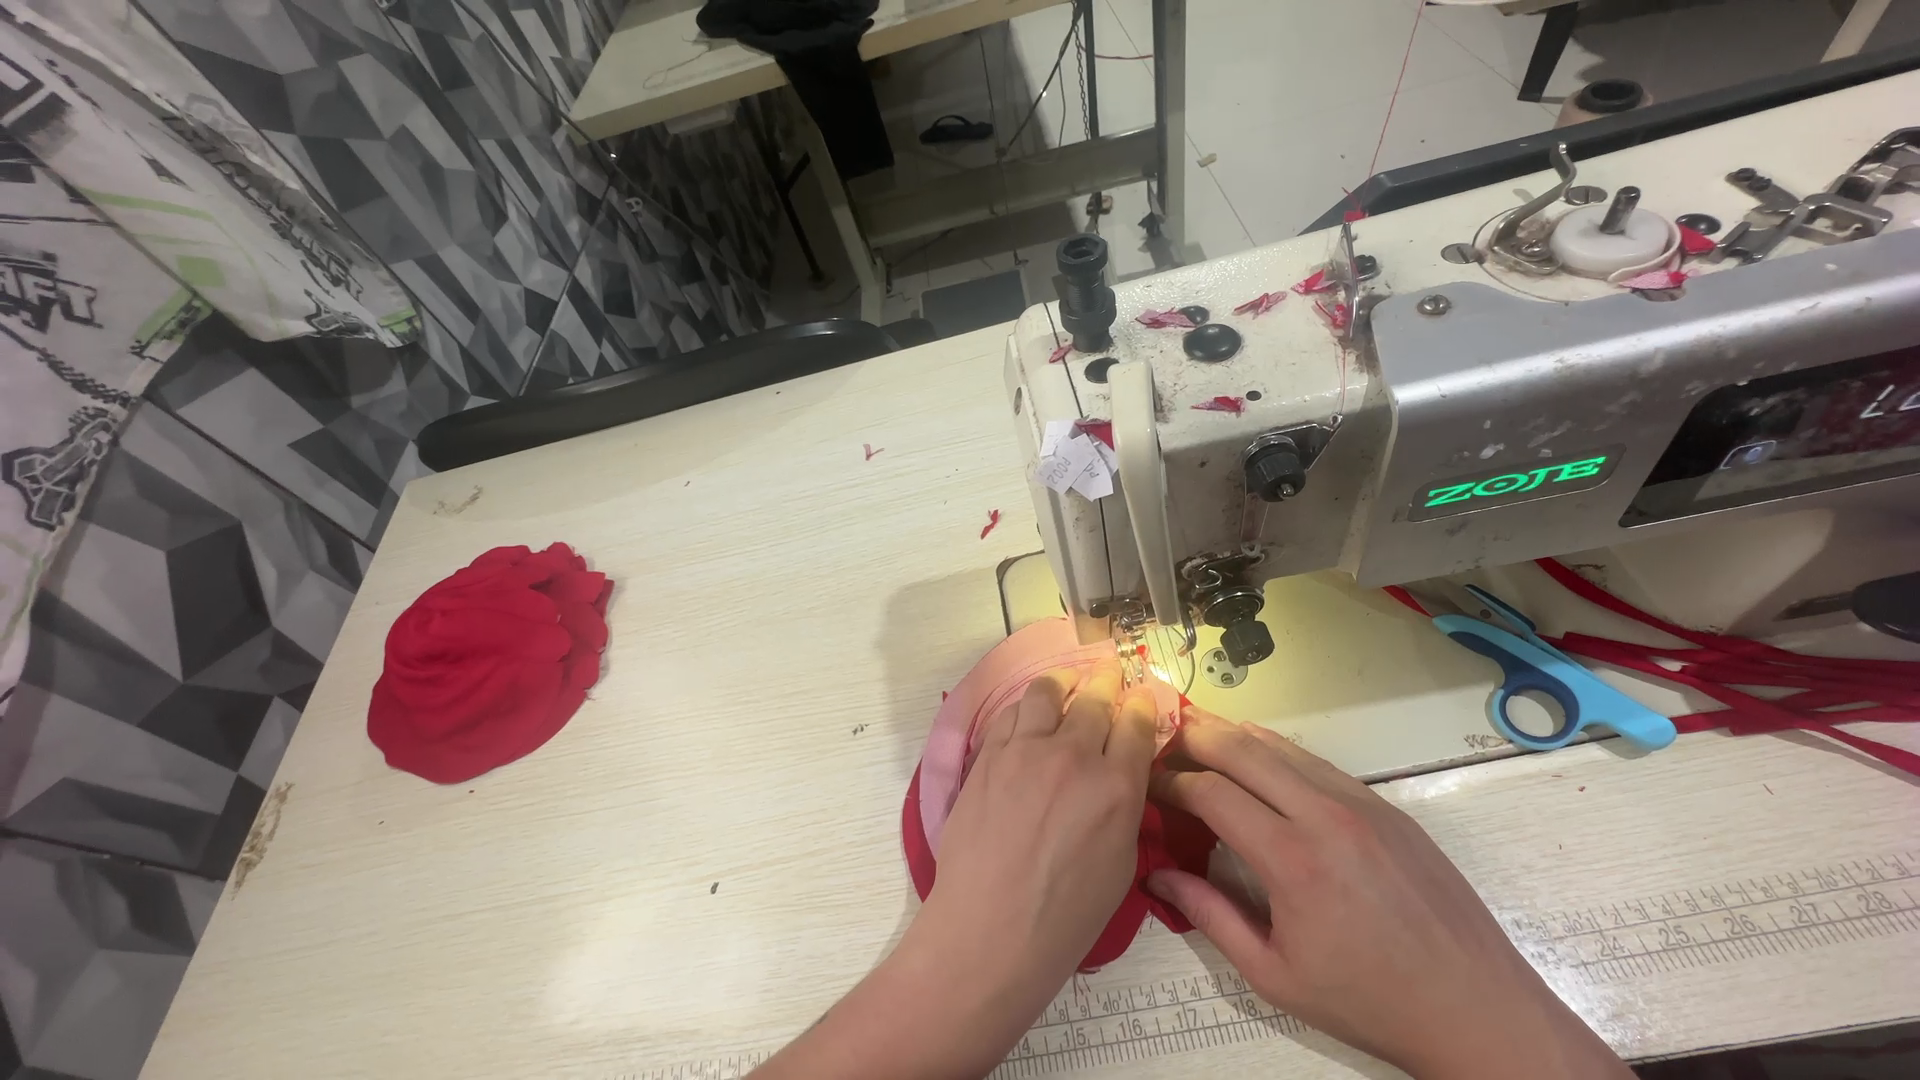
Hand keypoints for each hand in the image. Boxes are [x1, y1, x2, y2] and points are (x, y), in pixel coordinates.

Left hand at [755, 662, 1156, 1079]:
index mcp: (1117, 786)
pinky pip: (1009, 714)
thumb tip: (1120, 774)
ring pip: (1046, 693)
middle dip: (1106, 684)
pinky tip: (1028, 710)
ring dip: (1062, 683)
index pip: (1136, 724)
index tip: (1140, 696)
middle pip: (1094, 700)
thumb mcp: (1121, 864)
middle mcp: (1074, 756)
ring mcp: (1025, 751)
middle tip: (1109, 677)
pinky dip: (1024, 706)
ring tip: (1065, 682)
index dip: (1141, 705)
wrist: (990, 927)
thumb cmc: (1066, 914)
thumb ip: (1124, 807)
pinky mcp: (987, 756)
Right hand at [1148, 709, 1632, 1079]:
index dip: (1170, 780)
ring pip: (1281, 745)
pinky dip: (1276, 751)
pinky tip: (1259, 761)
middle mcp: (1324, 815)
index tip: (1147, 782)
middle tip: (1162, 737)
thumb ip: (1209, 916)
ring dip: (1234, 733)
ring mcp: (1361, 803)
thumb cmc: (1367, 1000)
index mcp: (1291, 860)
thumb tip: (1157, 874)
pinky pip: (1317, 762)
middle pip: (1242, 748)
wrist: (1477, 1009)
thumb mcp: (1274, 975)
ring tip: (1198, 734)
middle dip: (1194, 735)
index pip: (1211, 791)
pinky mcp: (1386, 806)